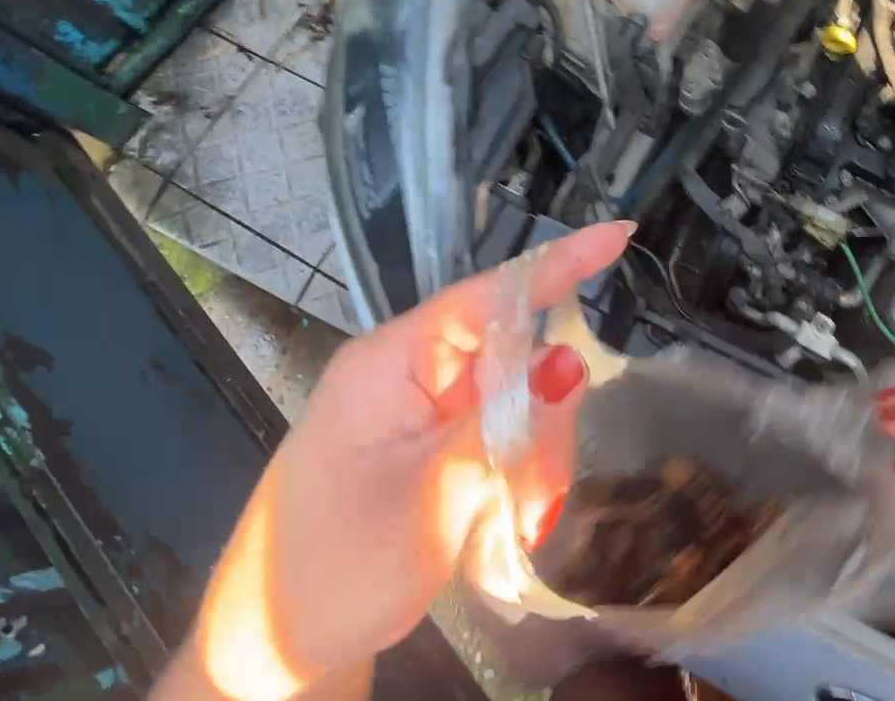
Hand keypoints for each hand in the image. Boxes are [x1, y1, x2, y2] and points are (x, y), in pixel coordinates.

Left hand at [157, 222, 628, 700]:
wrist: (275, 657)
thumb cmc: (330, 575)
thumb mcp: (427, 502)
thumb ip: (502, 428)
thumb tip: (570, 360)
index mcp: (392, 363)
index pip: (487, 296)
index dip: (557, 264)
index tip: (619, 235)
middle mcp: (414, 374)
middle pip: (518, 359)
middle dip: (541, 423)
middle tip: (532, 496)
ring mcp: (428, 411)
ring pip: (523, 404)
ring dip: (532, 462)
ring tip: (508, 523)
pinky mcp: (440, 445)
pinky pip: (507, 438)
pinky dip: (519, 479)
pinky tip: (499, 523)